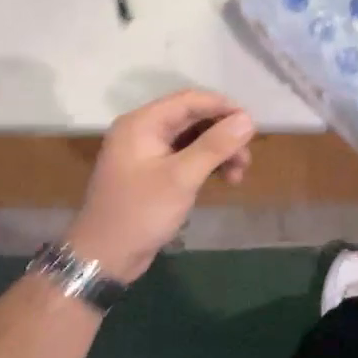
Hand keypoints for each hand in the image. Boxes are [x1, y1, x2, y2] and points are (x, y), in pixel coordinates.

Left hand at [65, 89, 255, 283]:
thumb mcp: (182, 177)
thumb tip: (248, 119)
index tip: (252, 126)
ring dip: (219, 152)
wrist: (105, 256)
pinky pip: (186, 157)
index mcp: (142, 123)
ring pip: (193, 139)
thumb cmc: (141, 212)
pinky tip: (223, 180)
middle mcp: (143, 131)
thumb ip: (215, 145)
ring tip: (238, 175)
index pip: (190, 100)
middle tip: (246, 158)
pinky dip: (207, 165)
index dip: (223, 108)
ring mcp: (147, 152)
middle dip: (224, 135)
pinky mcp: (153, 172)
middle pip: (193, 118)